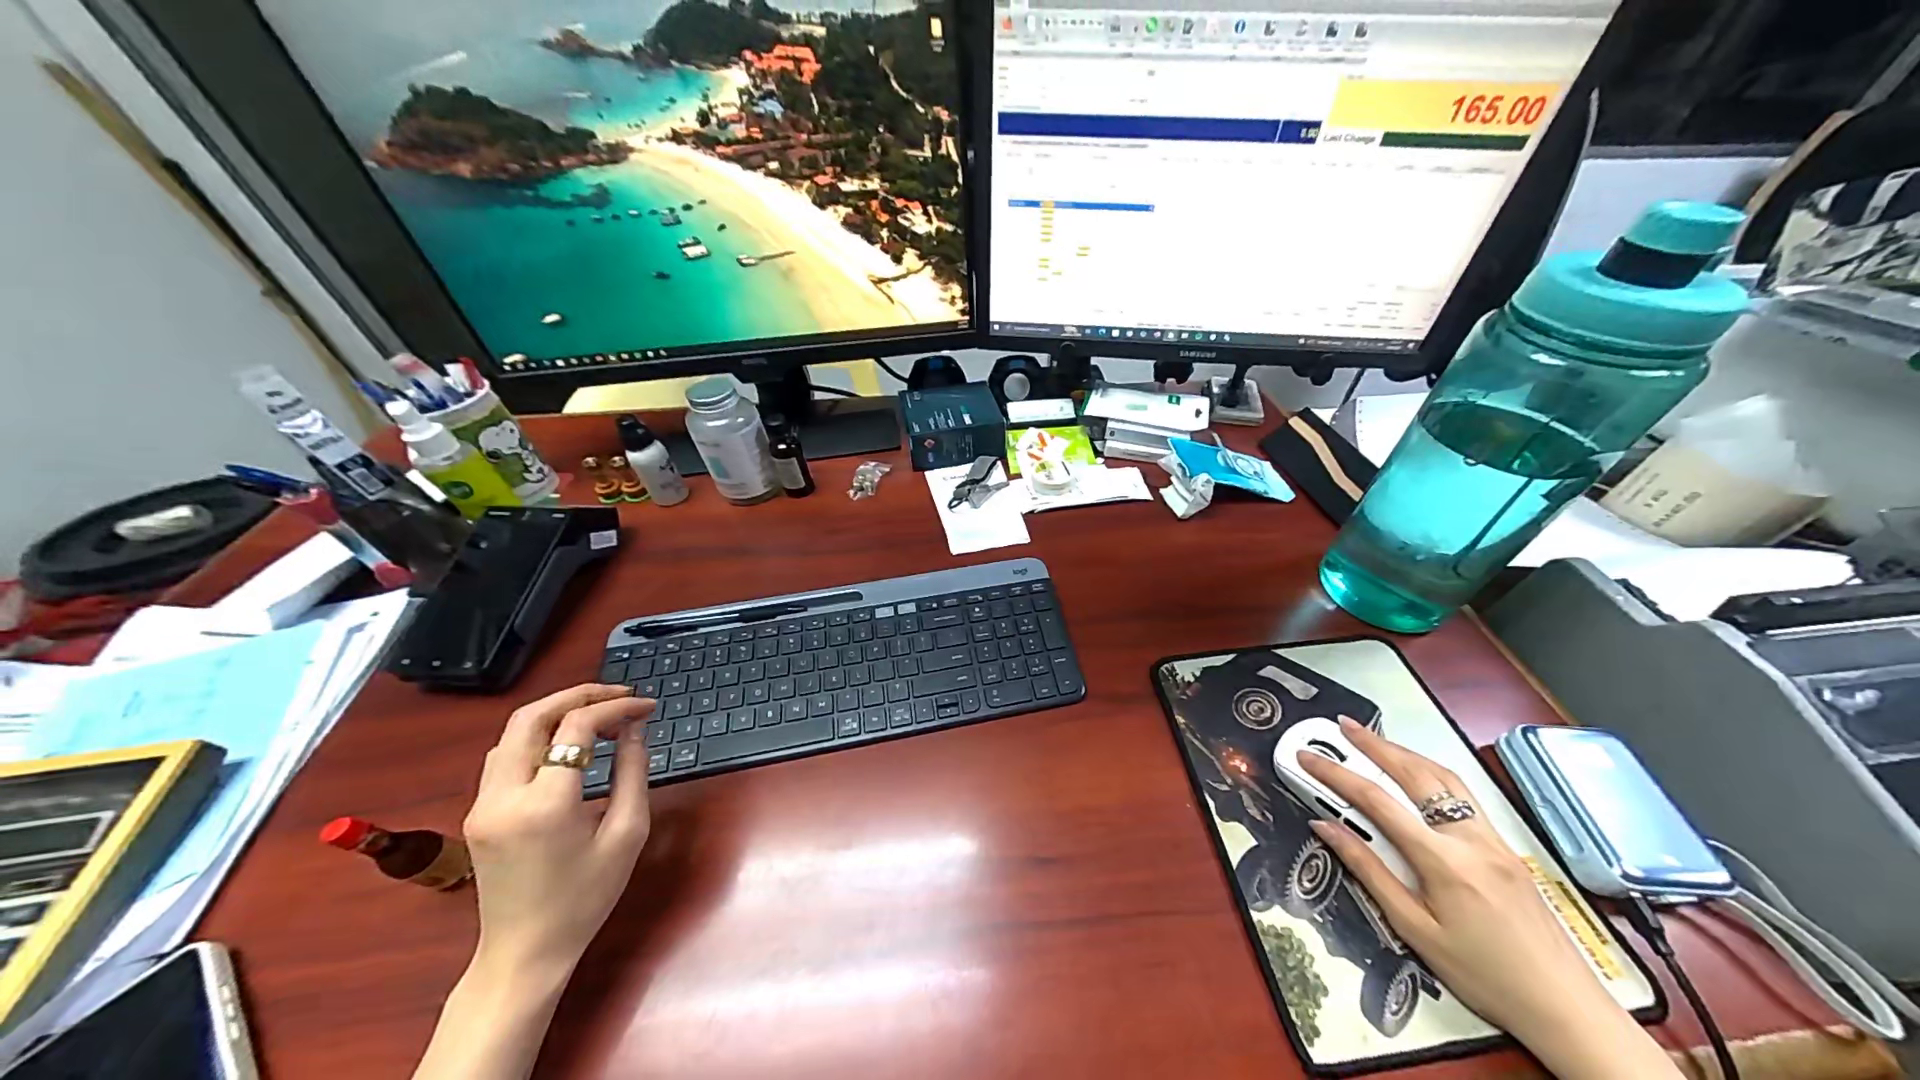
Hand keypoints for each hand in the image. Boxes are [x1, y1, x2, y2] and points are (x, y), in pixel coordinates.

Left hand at [462, 684, 654, 983]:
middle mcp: (503, 797)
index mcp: (544, 805)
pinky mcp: (479, 812)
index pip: (576, 729)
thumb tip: (635, 729)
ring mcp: (483, 804)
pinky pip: (506, 755)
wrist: (524, 954)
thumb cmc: (585, 899)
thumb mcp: (626, 835)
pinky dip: (539, 734)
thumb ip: (633, 774)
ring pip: (513, 733)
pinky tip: (569, 741)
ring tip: (599, 712)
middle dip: (579, 695)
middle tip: (619, 694)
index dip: (615, 708)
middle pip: (531, 717)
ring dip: (556, 711)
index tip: (646, 708)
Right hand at [1298, 719, 1679, 1079]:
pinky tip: (1418, 772)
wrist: (1565, 1009)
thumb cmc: (1485, 977)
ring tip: (1376, 739)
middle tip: (1344, 726)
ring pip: (1446, 778)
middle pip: (1416, 775)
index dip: (1336, 774)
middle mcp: (1472, 841)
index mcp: (1445, 863)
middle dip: (1375, 746)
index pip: (1377, 802)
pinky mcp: (1506, 849)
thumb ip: (1368, 871)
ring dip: (1406, 752)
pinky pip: (1464, 795)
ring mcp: (1494, 841)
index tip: (1308, 757)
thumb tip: (1328, 829)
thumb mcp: (1414, 929)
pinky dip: (1432, 772)